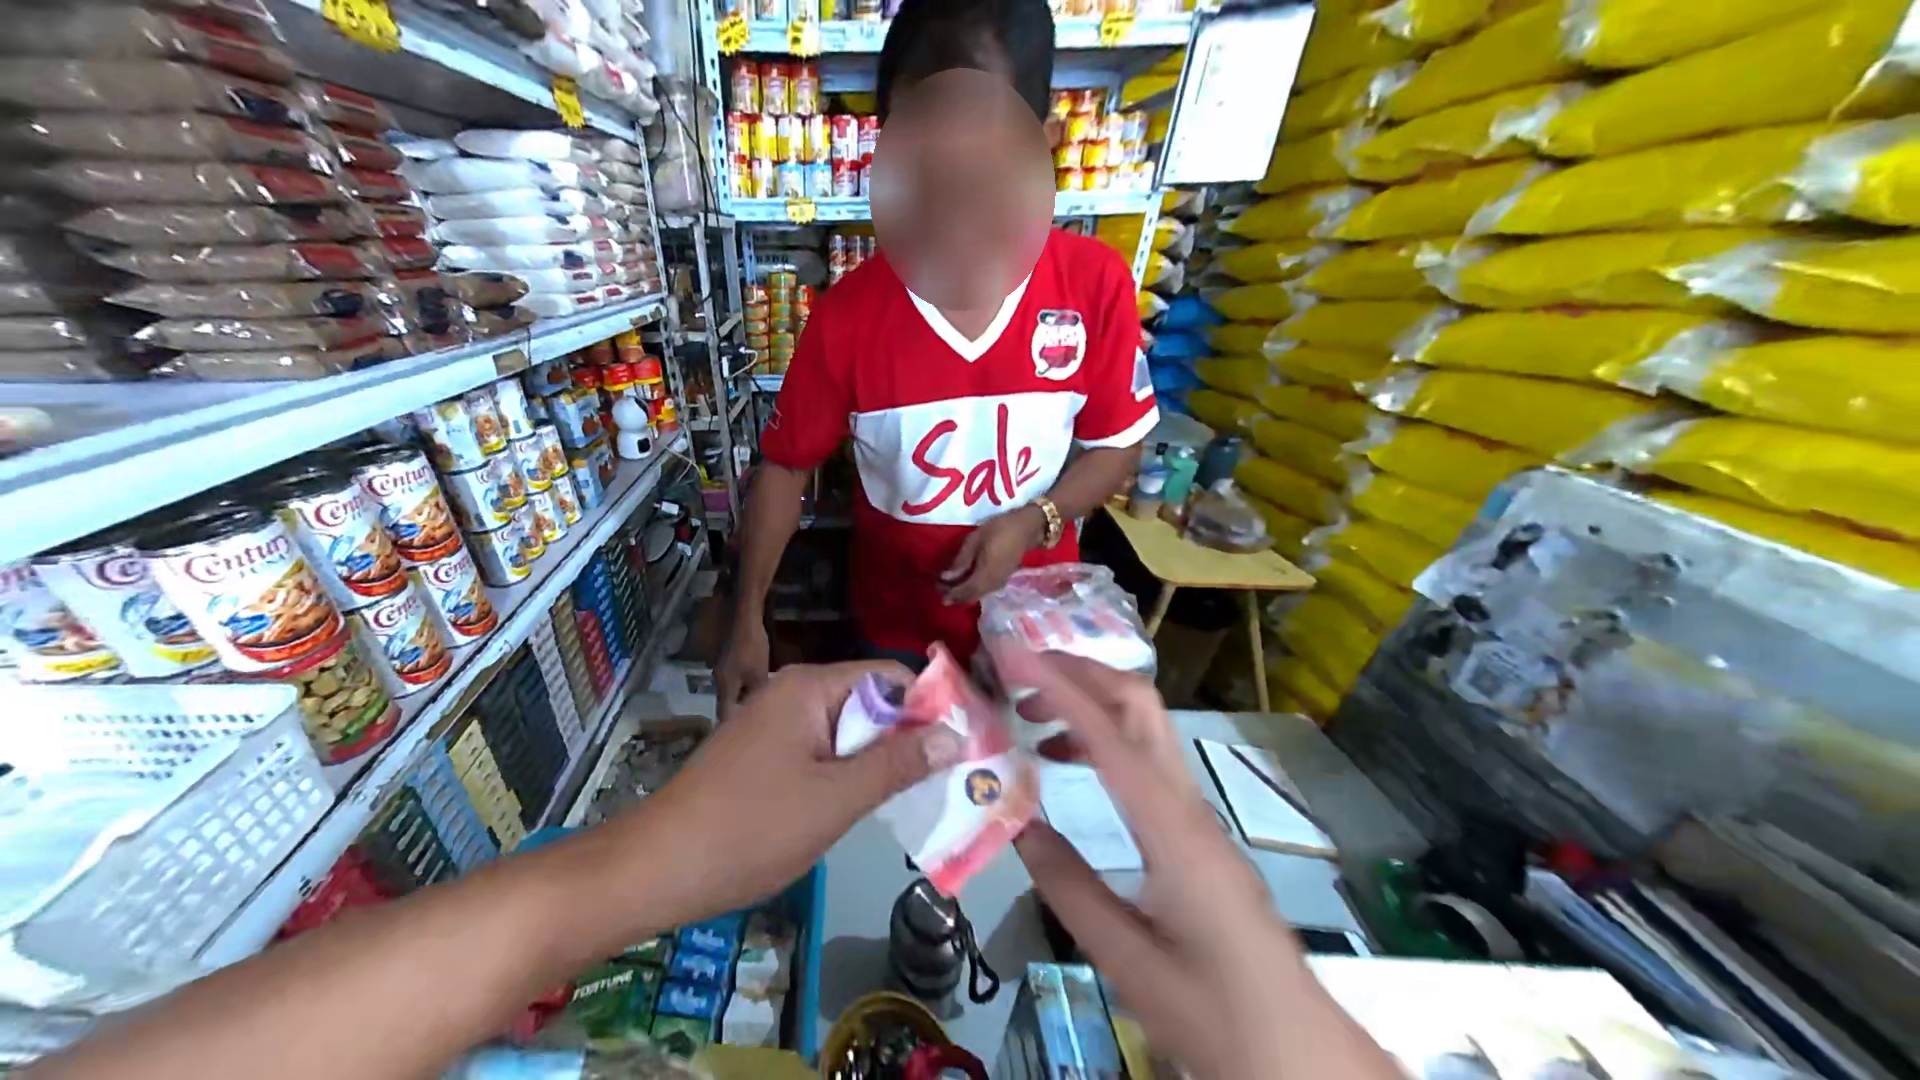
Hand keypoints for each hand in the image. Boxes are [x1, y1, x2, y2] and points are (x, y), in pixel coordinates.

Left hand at [626, 662, 963, 926]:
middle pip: (869, 701)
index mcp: (809, 687)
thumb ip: (897, 763)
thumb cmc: (750, 829)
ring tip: (918, 792)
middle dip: (907, 736)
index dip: (930, 705)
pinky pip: (821, 749)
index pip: (890, 677)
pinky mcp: (763, 752)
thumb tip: (953, 733)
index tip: (964, 740)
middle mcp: (792, 691)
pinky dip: (847, 771)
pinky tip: (864, 802)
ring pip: (846, 730)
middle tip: (948, 775)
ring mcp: (774, 722)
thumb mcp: (835, 800)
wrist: (653, 870)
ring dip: (878, 758)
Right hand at [715, 617, 770, 720]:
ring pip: (733, 694)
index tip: (736, 741)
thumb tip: (762, 712)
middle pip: (727, 705)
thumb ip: (759, 694)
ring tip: (754, 715)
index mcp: (724, 686)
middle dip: (736, 718)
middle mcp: (720, 681)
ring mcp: (724, 671)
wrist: (745, 621)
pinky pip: (737, 684)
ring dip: (742, 704)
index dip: (729, 729)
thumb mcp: (759, 673)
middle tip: (749, 730)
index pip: (723, 715)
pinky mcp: (732, 664)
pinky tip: (757, 694)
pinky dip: (745, 692)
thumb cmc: (752, 648)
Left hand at [940, 504, 1043, 604]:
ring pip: (978, 594)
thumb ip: (961, 561)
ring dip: (963, 593)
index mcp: (985, 575)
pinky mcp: (1003, 579)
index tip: (937, 590)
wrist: (1027, 528)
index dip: (951, 593)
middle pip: (971, 596)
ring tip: (950, 587)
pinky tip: (965, 582)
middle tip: (940, 590)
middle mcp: (993, 584)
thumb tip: (946, 578)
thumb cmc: (1000, 529)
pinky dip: (973, 589)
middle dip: (955, 595)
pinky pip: (985, 590)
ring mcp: (1000, 583)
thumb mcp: (975, 540)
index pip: (965, 591)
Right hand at [990, 646, 1396, 1079]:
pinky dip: (1100, 739)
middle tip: (1019, 675)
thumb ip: (1067, 886)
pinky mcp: (1193, 825)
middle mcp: (1185, 801)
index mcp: (1168, 826)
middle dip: (1079, 672)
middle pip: (1138, 702)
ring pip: (1142, 724)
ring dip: (1088, 702)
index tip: (1012, 654)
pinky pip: (1143, 757)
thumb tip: (1017, 821)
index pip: (1107, 732)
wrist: (1300, 1048)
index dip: (1058, 686)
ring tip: (1031, 718)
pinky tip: (1067, 764)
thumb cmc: (1215, 1012)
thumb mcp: (1126, 959)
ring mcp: (1194, 809)